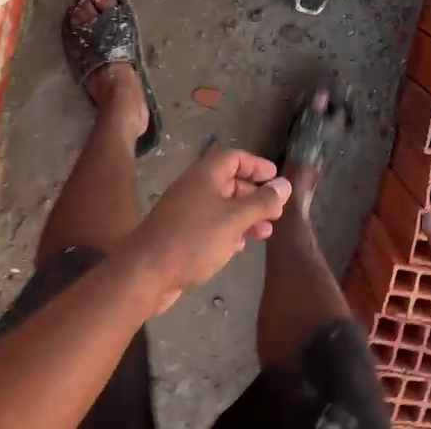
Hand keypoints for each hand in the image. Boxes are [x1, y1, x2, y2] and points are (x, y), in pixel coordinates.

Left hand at [120, 147, 290, 312]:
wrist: (145, 272)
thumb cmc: (193, 239)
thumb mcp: (234, 219)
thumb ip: (261, 202)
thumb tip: (284, 184)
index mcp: (205, 175)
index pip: (234, 158)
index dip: (256, 165)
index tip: (276, 177)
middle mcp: (195, 188)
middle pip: (230, 182)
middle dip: (254, 195)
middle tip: (276, 211)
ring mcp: (186, 213)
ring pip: (222, 207)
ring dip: (245, 217)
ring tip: (266, 233)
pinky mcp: (181, 235)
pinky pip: (211, 226)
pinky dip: (229, 231)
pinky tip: (241, 245)